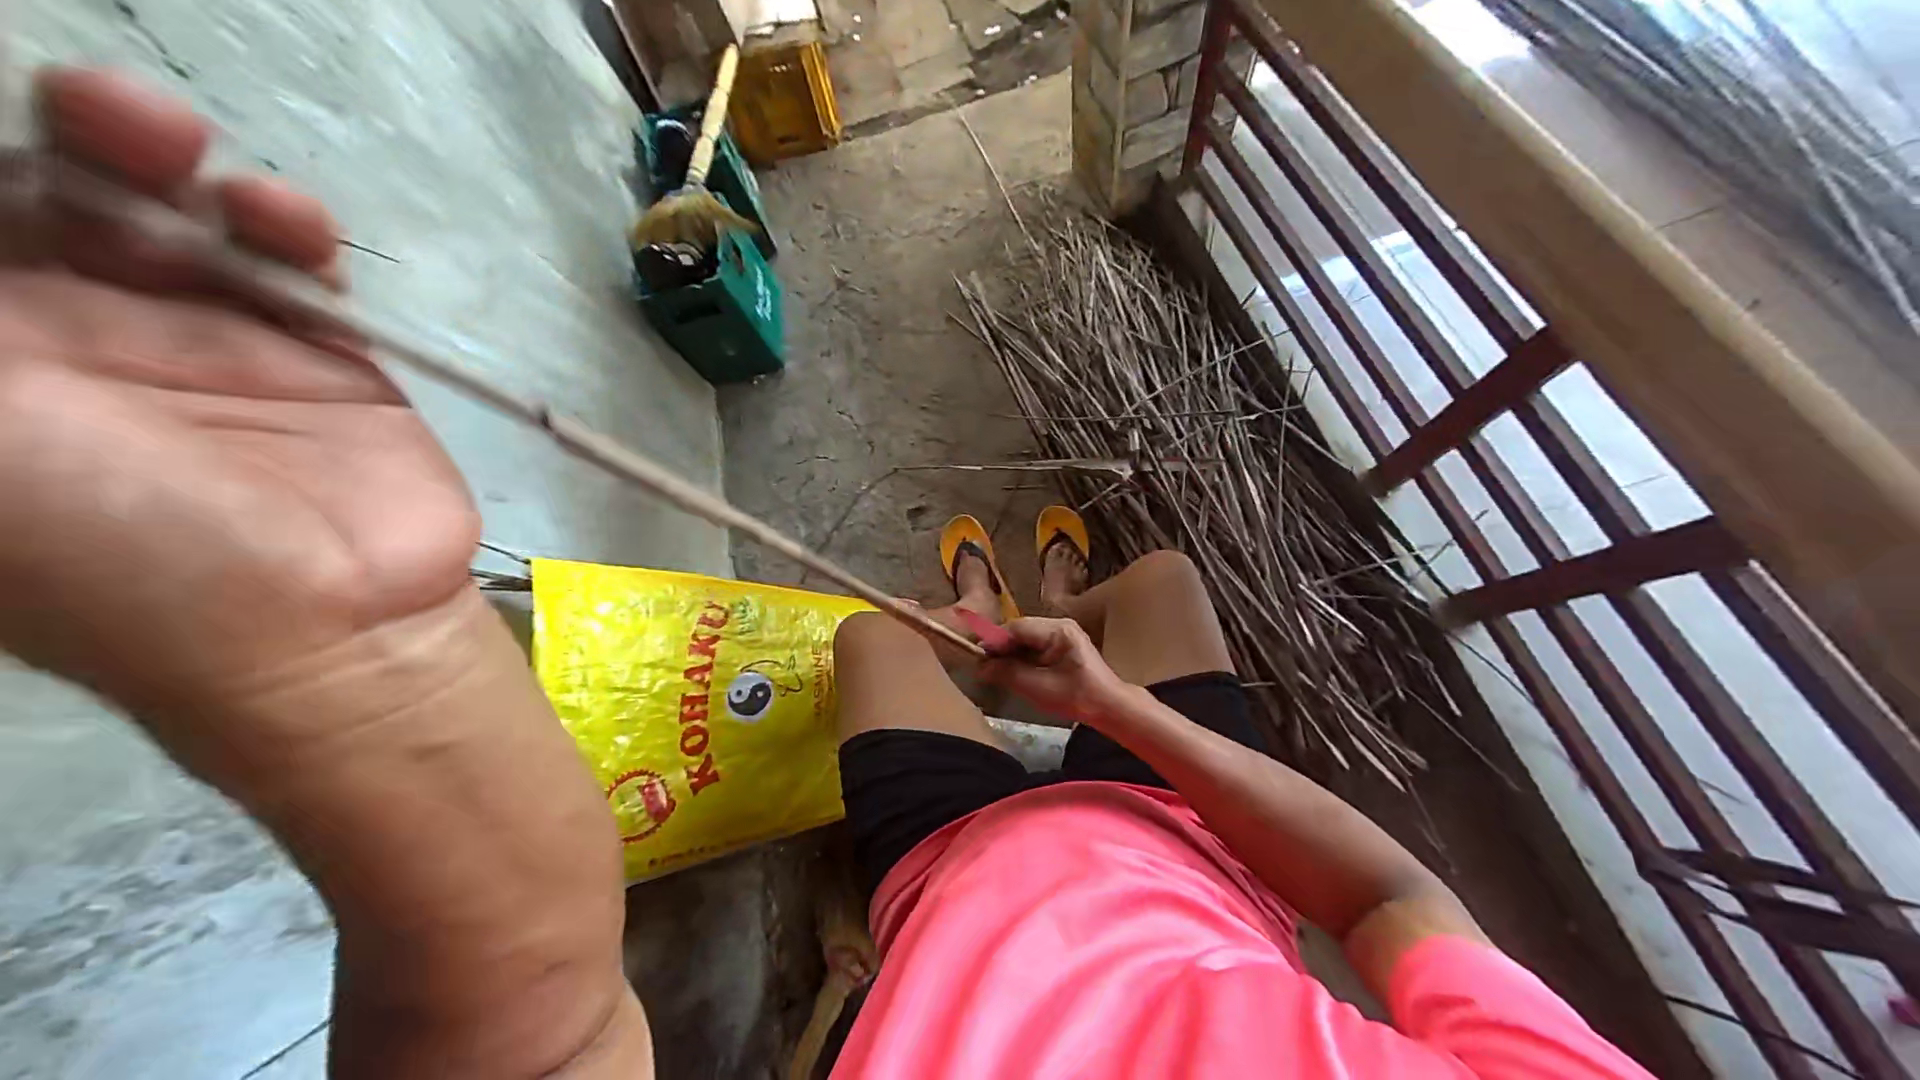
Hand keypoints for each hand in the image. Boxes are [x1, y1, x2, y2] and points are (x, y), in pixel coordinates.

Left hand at [0, 70, 477, 782]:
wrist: (331, 620)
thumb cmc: (126, 550)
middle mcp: (86, 348)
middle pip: (54, 202)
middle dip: (72, 146)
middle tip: (110, 115)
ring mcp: (221, 353)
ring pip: (184, 226)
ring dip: (176, 173)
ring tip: (181, 146)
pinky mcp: (331, 365)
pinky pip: (302, 276)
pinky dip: (294, 235)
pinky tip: (289, 223)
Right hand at [978, 617, 1132, 723]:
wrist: (1110, 707)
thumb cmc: (1077, 697)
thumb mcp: (1038, 688)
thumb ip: (1008, 673)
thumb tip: (981, 667)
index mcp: (1058, 630)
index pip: (1017, 628)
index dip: (994, 641)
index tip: (977, 656)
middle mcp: (1060, 625)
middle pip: (1020, 630)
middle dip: (1001, 646)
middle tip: (984, 664)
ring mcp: (1063, 633)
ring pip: (1026, 637)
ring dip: (1010, 651)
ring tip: (995, 669)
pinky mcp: (1063, 644)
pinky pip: (1035, 644)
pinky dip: (1022, 655)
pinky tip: (1014, 669)